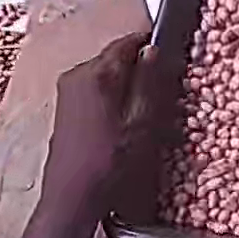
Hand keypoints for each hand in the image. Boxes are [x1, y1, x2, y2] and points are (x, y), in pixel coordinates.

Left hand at [41, 32, 167, 221]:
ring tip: (148, 105)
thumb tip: (153, 50)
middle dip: (141, 66)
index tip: (172, 57)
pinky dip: (114, 94)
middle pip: (116, 57)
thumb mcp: (141, 123)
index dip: (152, 45)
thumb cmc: (111, 161)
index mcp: (95, 74)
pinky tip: (126, 117)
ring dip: (128, 82)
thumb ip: (148, 83)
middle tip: (165, 87)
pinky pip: (95, 88)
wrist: (73, 195)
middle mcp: (76, 74)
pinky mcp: (66, 107)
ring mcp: (67, 90)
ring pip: (106, 73)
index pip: (128, 42)